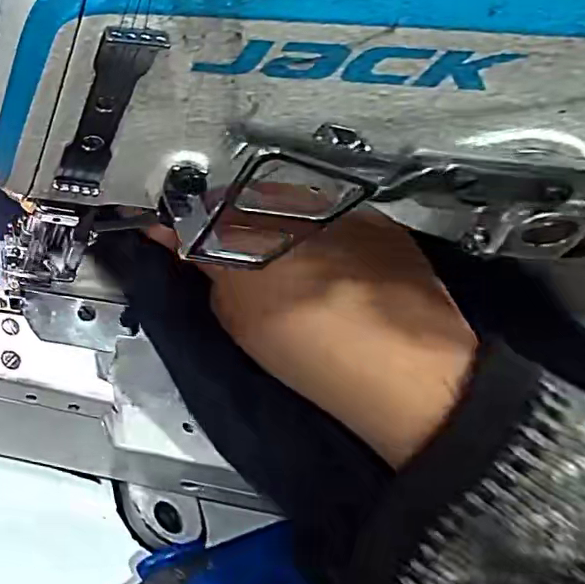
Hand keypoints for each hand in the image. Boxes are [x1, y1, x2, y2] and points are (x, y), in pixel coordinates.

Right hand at [150, 209, 475, 466]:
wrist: (417, 384)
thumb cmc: (315, 353)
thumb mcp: (237, 317)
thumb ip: (204, 269)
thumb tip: (179, 242)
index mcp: (253, 229)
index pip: (196, 211)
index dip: (180, 222)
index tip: (167, 232)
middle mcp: (295, 207)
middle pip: (238, 199)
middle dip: (221, 219)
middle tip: (217, 252)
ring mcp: (338, 212)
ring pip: (281, 202)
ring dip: (264, 221)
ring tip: (268, 259)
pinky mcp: (378, 224)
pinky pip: (325, 214)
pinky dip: (310, 229)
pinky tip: (316, 263)